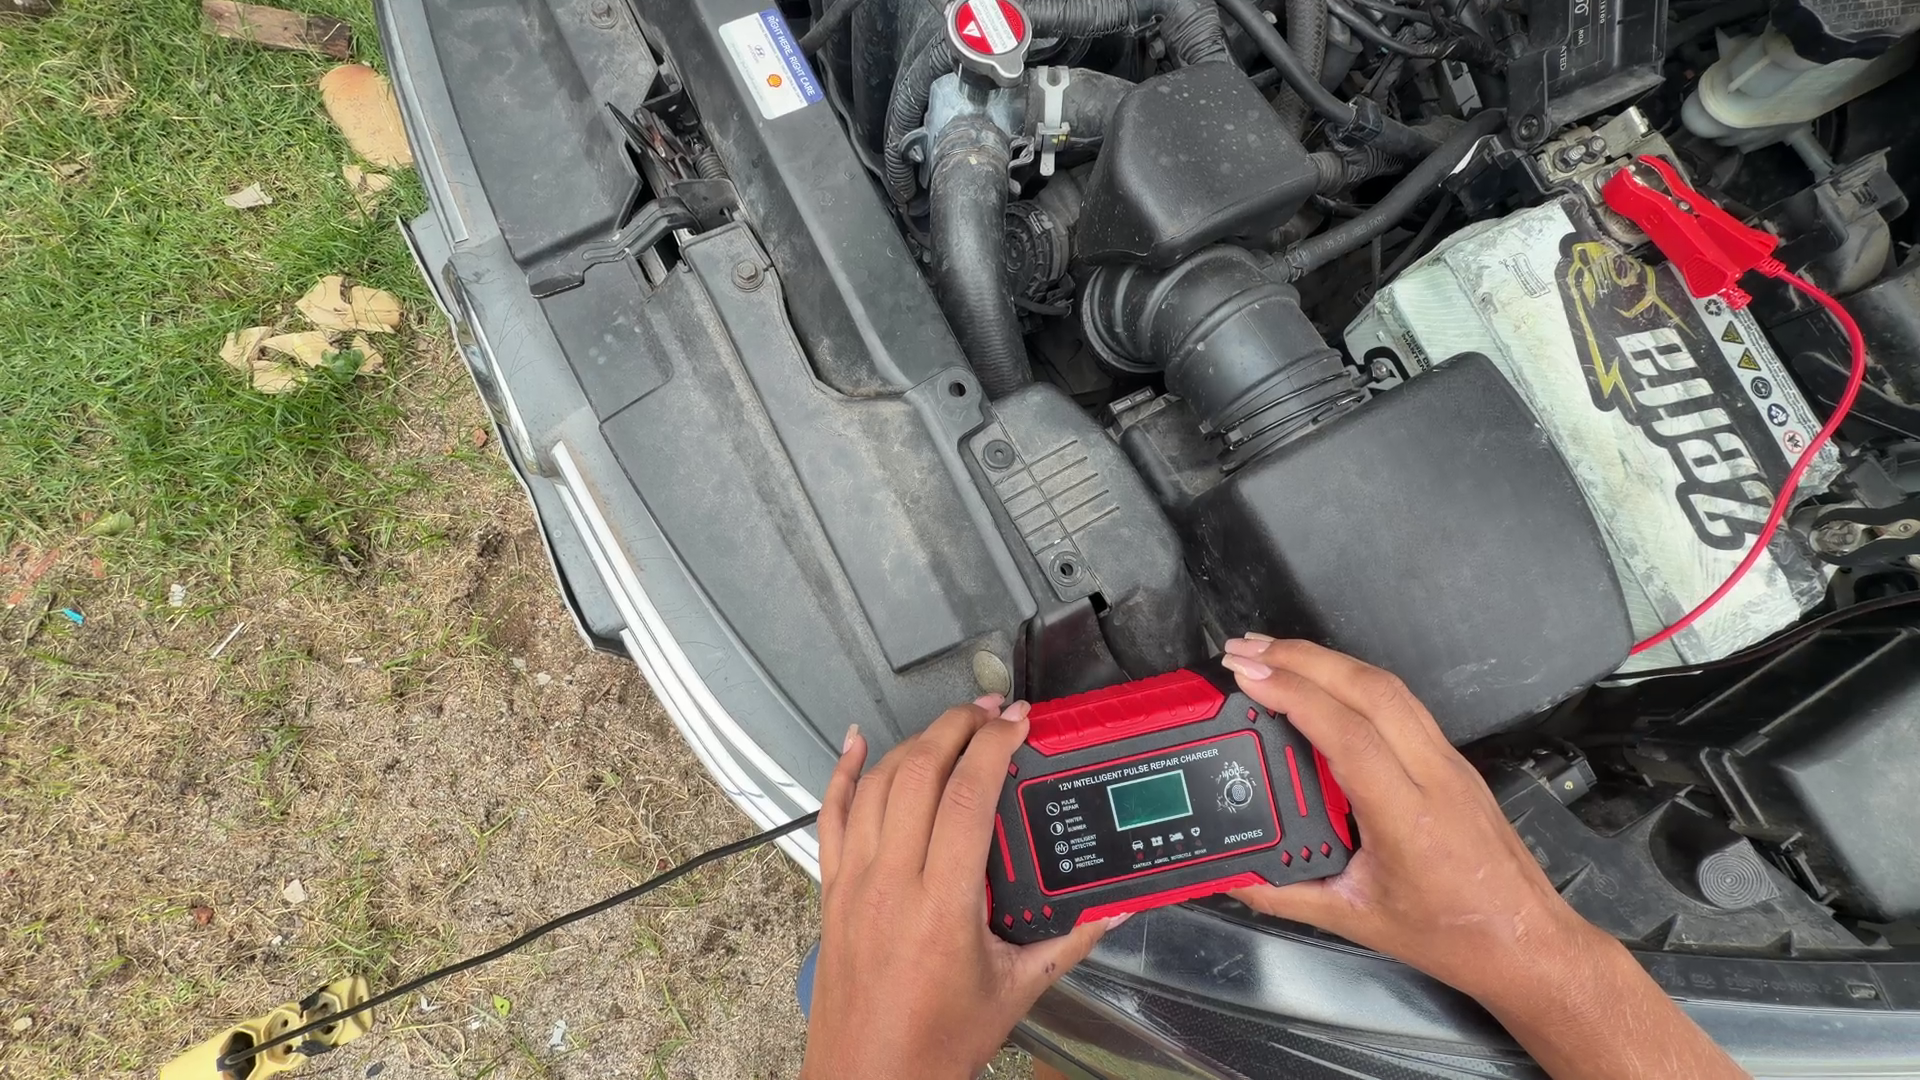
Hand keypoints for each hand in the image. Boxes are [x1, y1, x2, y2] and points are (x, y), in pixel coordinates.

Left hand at [801, 698, 1114, 1079]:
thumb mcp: (1016, 990)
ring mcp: (854, 878)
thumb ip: (1068, 940)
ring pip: (880, 783)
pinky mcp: (832, 886)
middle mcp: (891, 880)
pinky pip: (831, 815)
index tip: (1016, 721)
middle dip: (958, 726)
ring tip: (952, 723)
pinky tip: (856, 741)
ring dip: (917, 740)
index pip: (966, 796)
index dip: (993, 746)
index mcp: (942, 905)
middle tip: (991, 711)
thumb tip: (1114, 907)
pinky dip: (843, 771)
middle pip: (920, 772)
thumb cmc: (939, 1044)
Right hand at [1217, 636, 1597, 1001]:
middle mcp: (1433, 775)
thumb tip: (1231, 875)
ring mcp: (1447, 758)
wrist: (1530, 943)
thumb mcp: (1355, 920)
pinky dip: (1347, 672)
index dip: (1294, 696)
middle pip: (1370, 689)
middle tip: (1244, 648)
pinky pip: (1396, 697)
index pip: (1349, 737)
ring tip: (1269, 649)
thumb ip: (1283, 895)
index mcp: (1408, 818)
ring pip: (1385, 684)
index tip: (1246, 675)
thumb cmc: (1451, 934)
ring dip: (1323, 657)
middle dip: (1300, 658)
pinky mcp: (1448, 754)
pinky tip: (1315, 672)